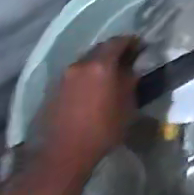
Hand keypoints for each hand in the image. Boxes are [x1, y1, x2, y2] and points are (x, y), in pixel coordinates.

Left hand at [38, 38, 139, 181]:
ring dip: (98, 63)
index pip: (117, 42)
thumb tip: (131, 69)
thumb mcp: (126, 107)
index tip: (139, 46)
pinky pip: (75, 73)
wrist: (64, 153)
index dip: (130, 42)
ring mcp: (65, 74)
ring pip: (86, 61)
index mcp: (100, 65)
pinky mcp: (54, 87)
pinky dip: (86, 75)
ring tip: (108, 75)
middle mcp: (81, 63)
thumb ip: (129, 82)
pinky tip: (91, 88)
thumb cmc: (102, 130)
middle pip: (99, 49)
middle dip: (113, 51)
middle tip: (125, 59)